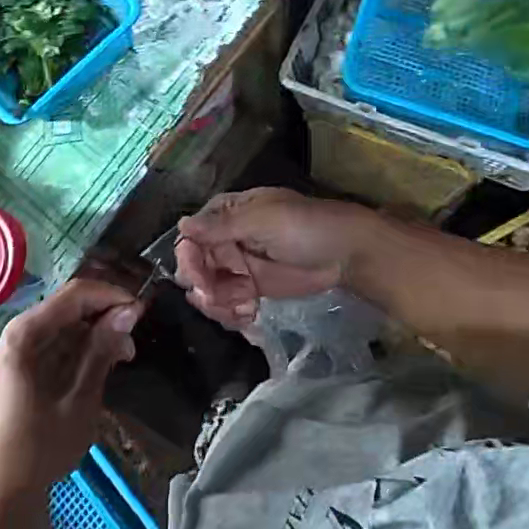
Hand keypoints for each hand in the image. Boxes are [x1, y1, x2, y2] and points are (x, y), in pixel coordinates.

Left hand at [0, 280, 143, 491]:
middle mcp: (21, 331)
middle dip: (108, 314)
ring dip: (101, 331)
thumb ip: (102, 349)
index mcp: (26, 334)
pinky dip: (88, 345)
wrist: (6, 487)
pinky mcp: (30, 361)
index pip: (76, 294)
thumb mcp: (80, 396)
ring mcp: (24, 346)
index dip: (112, 296)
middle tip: (134, 340)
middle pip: (73, 304)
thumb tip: (131, 310)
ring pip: (72, 321)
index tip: (142, 313)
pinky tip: (106, 363)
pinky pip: (65, 339)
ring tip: (124, 357)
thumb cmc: (42, 445)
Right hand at [173, 188, 370, 329]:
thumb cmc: (307, 227)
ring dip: (217, 304)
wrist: (346, 254)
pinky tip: (249, 314)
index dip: (190, 260)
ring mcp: (238, 266)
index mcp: (226, 214)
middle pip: (195, 267)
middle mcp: (226, 239)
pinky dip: (232, 313)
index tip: (199, 281)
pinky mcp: (251, 288)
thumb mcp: (264, 220)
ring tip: (241, 310)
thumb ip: (223, 226)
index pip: (191, 237)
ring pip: (207, 289)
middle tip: (217, 301)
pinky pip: (227, 304)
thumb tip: (182, 224)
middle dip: (203, 287)